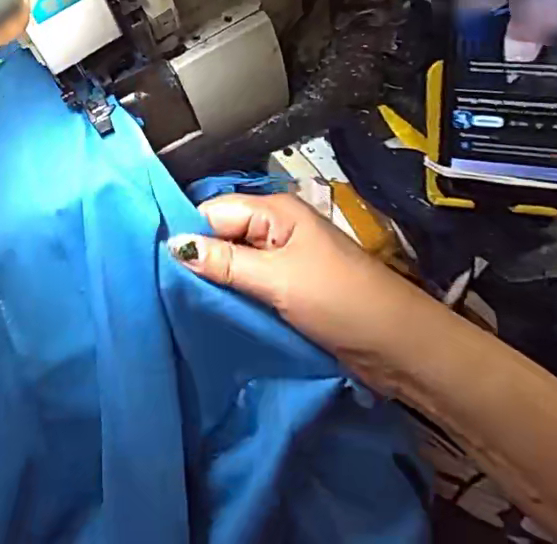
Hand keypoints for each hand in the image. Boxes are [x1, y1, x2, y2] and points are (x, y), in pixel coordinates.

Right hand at [168, 192, 440, 389]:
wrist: (398, 345)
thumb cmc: (340, 302)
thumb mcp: (278, 280)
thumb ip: (226, 262)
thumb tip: (175, 245)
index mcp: (275, 210)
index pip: (215, 211)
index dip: (189, 233)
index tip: (158, 262)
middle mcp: (275, 226)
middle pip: (221, 233)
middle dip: (198, 257)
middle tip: (164, 287)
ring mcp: (282, 256)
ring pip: (232, 259)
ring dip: (214, 279)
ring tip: (181, 301)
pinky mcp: (287, 284)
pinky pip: (248, 281)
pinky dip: (231, 293)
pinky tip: (211, 308)